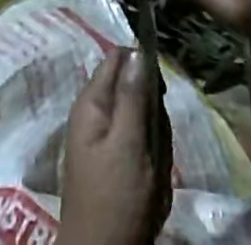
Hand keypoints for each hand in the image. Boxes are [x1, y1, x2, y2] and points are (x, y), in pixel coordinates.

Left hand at [59, 48, 169, 244]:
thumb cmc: (114, 198)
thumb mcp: (128, 143)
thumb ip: (133, 96)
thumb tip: (137, 51)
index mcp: (91, 103)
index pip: (117, 58)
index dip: (142, 65)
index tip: (159, 91)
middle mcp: (95, 114)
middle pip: (134, 88)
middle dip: (153, 110)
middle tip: (155, 138)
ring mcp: (105, 137)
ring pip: (143, 116)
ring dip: (156, 136)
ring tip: (153, 163)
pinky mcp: (116, 158)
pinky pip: (142, 141)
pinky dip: (152, 155)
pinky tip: (152, 176)